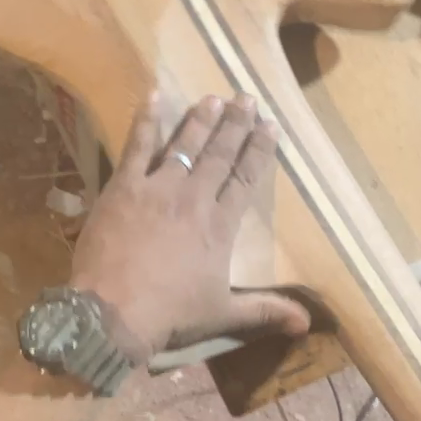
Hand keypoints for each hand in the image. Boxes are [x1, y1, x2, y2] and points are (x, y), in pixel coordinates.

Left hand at [70, 93, 311, 357]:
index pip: (245, 180)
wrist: (115, 312)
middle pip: (219, 155)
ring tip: (212, 99)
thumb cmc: (171, 314)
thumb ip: (264, 311)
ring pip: (184, 145)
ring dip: (200, 120)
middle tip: (245, 98)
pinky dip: (146, 120)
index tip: (270, 127)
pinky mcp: (123, 188)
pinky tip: (154, 96)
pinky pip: (137, 146)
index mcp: (220, 226)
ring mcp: (157, 189)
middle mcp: (194, 198)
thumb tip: (306, 323)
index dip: (259, 152)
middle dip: (235, 125)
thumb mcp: (222, 315)